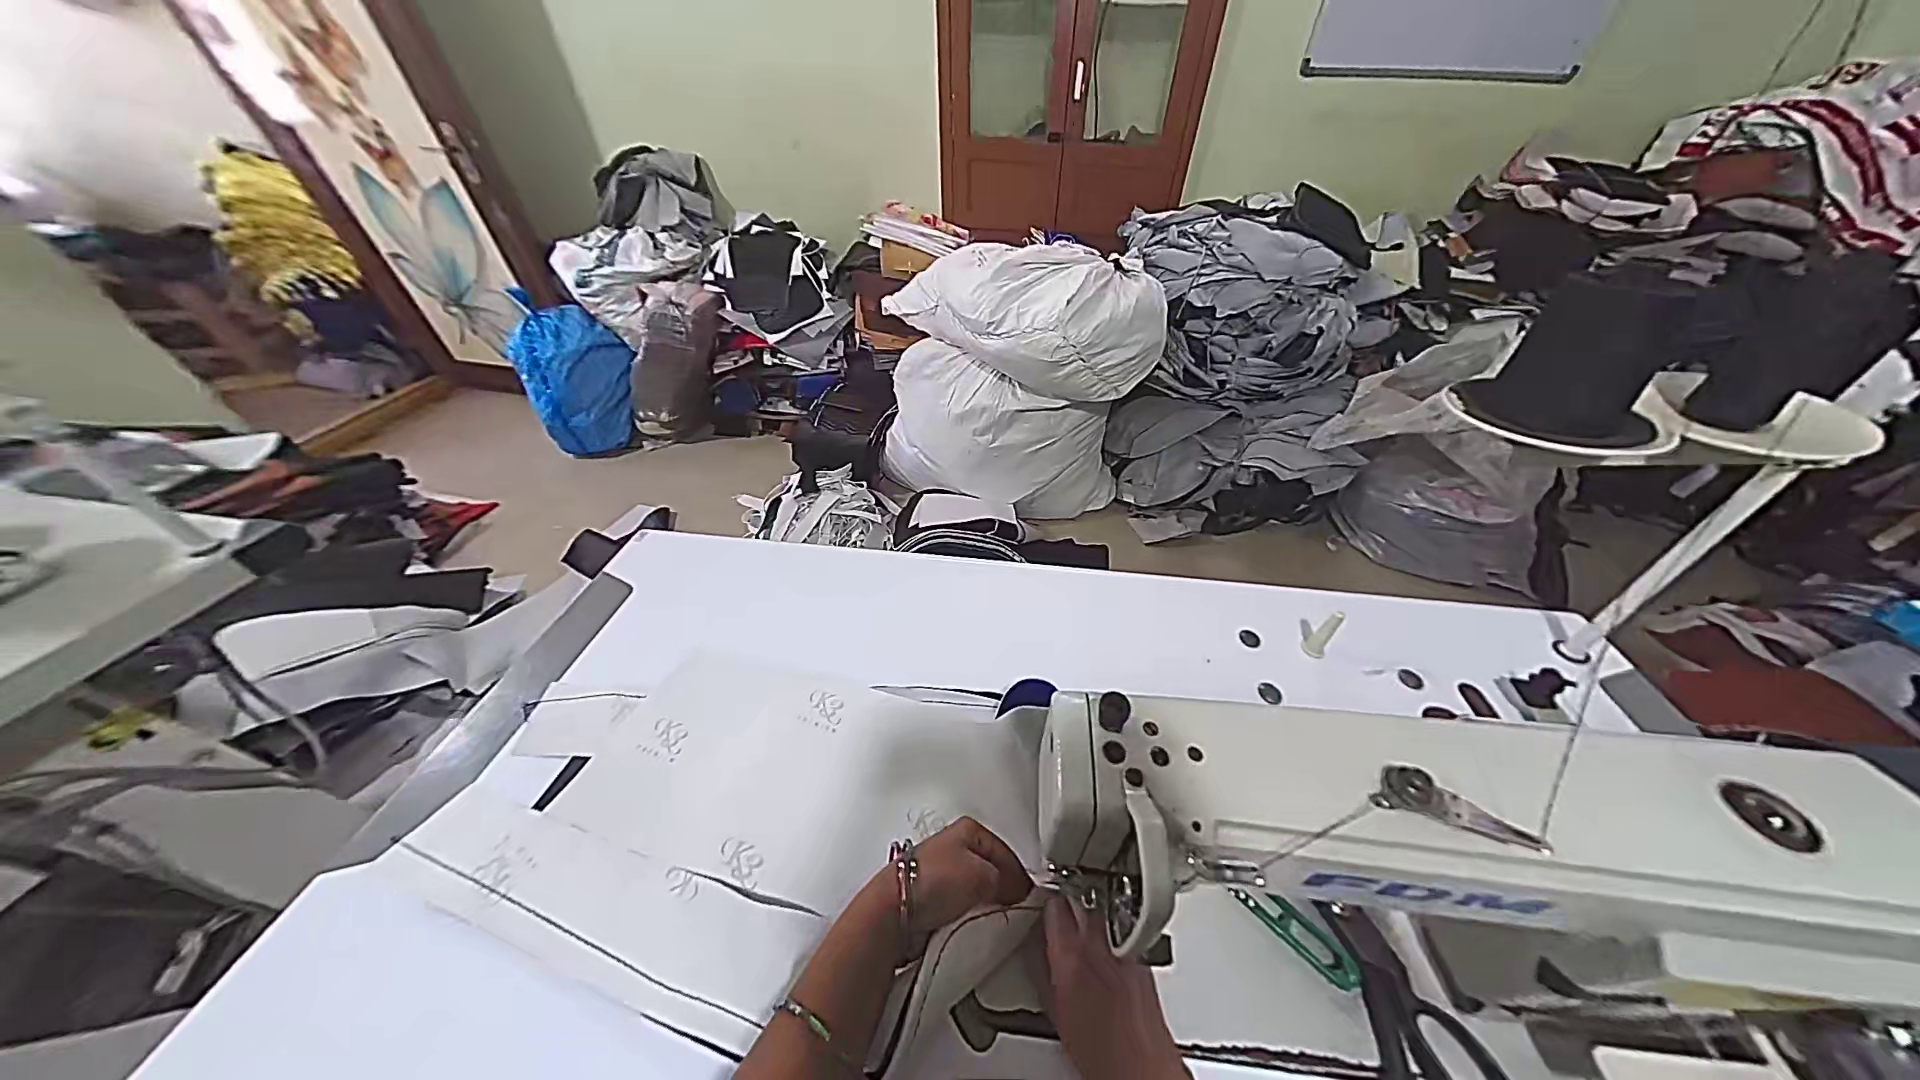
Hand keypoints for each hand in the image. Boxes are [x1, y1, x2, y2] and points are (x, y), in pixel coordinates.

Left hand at [886, 817, 1032, 935]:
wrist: (895, 911)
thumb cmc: (930, 881)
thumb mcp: (984, 876)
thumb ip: (1008, 883)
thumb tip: (1018, 893)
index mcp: (969, 829)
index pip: (1007, 853)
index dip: (1020, 876)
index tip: (1030, 897)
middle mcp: (954, 847)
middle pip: (992, 871)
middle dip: (1004, 891)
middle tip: (1013, 909)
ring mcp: (943, 874)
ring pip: (978, 892)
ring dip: (986, 907)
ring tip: (990, 921)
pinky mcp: (934, 900)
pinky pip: (962, 909)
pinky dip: (970, 918)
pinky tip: (972, 927)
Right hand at [1038, 894, 1188, 1079]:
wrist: (1141, 1068)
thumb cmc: (1101, 1053)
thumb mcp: (1057, 1009)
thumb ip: (1047, 970)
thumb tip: (1040, 953)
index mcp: (1070, 958)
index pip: (1055, 908)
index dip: (1048, 900)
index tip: (1045, 900)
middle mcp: (1098, 947)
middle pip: (1081, 901)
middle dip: (1070, 899)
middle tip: (1061, 905)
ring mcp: (1122, 949)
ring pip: (1102, 911)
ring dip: (1090, 910)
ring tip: (1082, 918)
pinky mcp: (1141, 958)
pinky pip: (1121, 929)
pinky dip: (1110, 928)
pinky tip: (1105, 942)